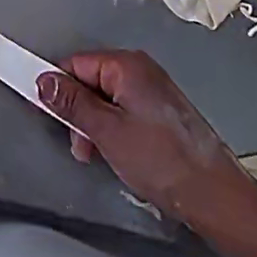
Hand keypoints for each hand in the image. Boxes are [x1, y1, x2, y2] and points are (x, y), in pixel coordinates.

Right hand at [36, 49, 253, 221]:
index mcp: (127, 65)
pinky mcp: (159, 110)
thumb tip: (45, 81)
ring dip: (94, 125)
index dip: (58, 87)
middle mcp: (140, 70)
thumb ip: (72, 104)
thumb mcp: (106, 131)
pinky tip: (118, 153)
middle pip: (91, 80)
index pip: (77, 63)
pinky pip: (123, 109)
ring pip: (106, 98)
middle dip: (79, 111)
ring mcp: (152, 89)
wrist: (212, 193)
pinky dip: (113, 129)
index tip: (46, 110)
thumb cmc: (162, 159)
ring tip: (99, 154)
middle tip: (80, 143)